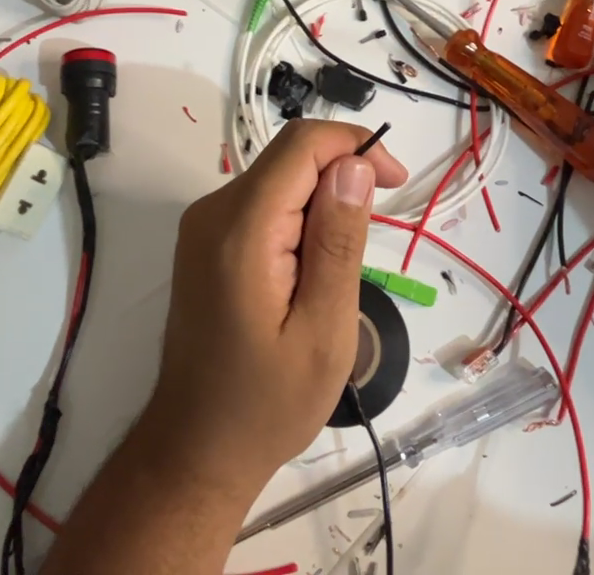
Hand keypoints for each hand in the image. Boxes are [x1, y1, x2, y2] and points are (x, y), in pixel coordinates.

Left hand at [131, 120, 407, 499]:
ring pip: (278, 179)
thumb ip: (338, 241)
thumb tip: (352, 165)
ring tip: (337, 272)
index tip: (395, 184)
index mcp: (240, 229)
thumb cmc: (268, 402)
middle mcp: (213, 212)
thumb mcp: (324, 329)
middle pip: (288, 158)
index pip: (301, 145)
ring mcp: (203, 227)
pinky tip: (309, 273)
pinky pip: (262, 205)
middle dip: (341, 176)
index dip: (355, 146)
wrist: (197, 448)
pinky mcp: (205, 243)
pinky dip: (297, 220)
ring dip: (320, 203)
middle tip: (373, 235)